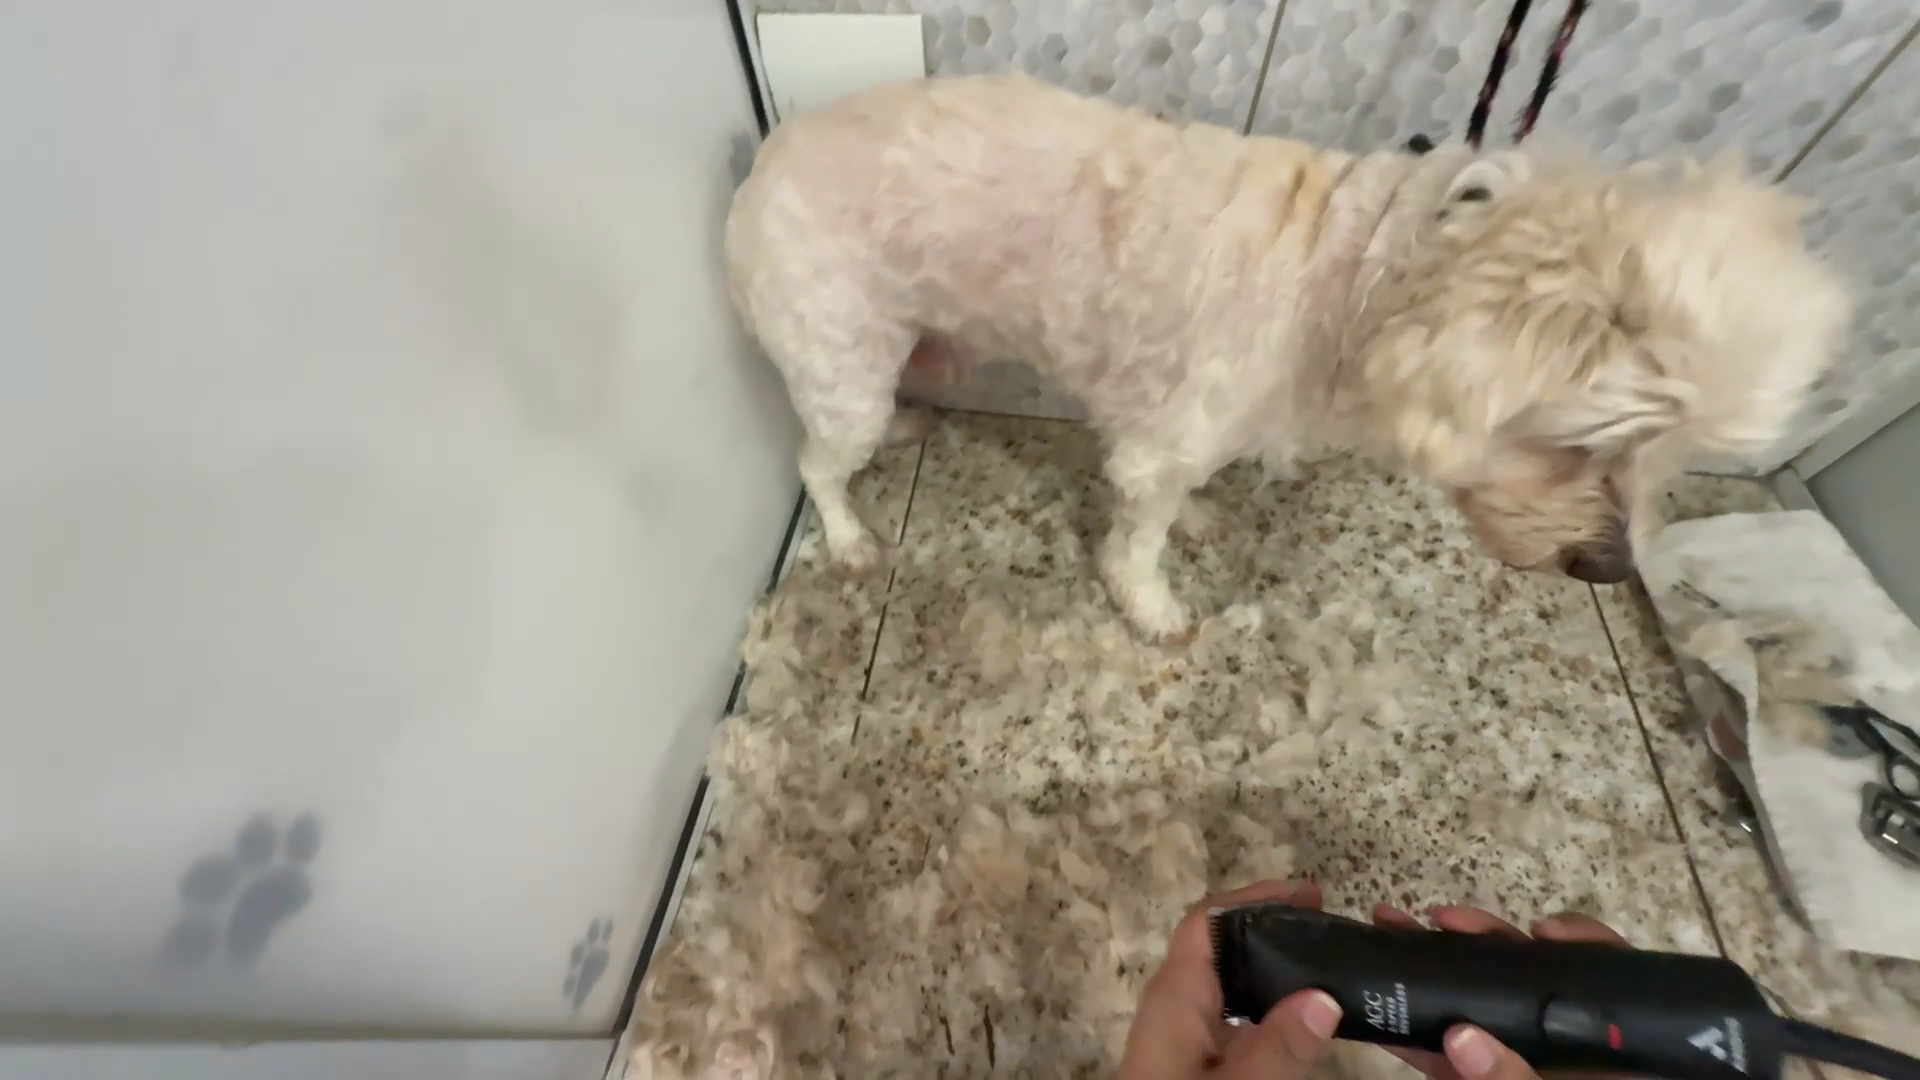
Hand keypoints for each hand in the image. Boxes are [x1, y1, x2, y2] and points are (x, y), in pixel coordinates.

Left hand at [1118, 880, 1344, 1079]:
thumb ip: (1279, 1047)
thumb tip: (1323, 994)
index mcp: (1176, 991)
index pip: (1207, 919)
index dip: (1252, 897)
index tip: (1306, 892)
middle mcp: (1173, 996)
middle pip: (1215, 938)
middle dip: (1265, 920)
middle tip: (1325, 920)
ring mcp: (1178, 1025)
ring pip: (1221, 972)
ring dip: (1264, 955)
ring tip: (1319, 955)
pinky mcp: (1188, 1053)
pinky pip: (1225, 1004)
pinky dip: (1259, 993)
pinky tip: (1293, 1012)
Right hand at [1370, 904, 1634, 1079]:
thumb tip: (1462, 1037)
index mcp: (1625, 1061)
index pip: (1621, 991)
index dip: (1587, 952)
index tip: (1542, 931)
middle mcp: (1579, 1059)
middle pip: (1541, 987)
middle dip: (1485, 946)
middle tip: (1437, 918)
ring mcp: (1529, 1071)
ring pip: (1490, 1014)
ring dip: (1439, 973)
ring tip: (1393, 928)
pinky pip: (1458, 1059)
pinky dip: (1424, 1036)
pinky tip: (1387, 1011)